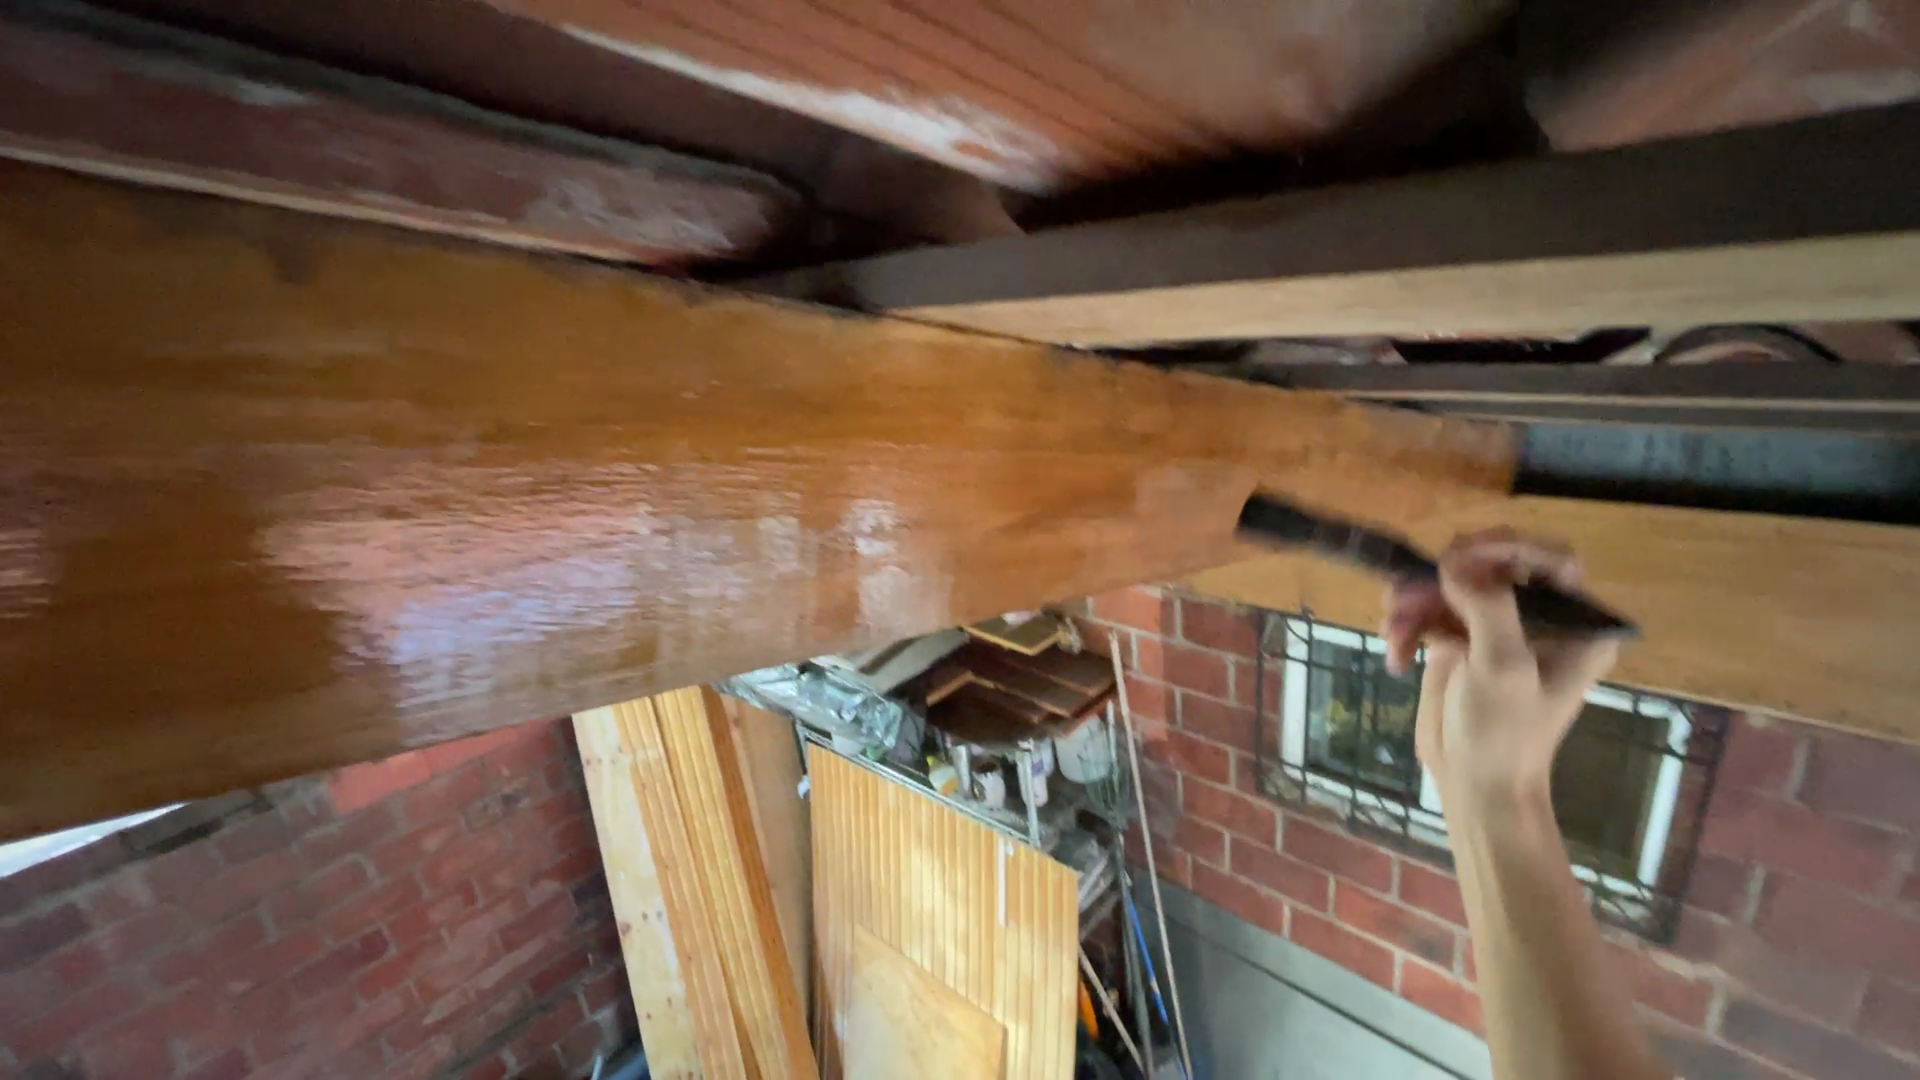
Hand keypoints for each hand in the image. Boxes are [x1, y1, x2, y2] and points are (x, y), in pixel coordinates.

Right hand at [1380, 531, 1619, 809]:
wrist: (1473, 781)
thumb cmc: (1504, 731)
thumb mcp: (1503, 667)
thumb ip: (1487, 607)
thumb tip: (1454, 562)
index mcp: (1573, 625)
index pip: (1553, 561)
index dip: (1509, 547)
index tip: (1462, 554)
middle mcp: (1536, 620)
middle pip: (1490, 567)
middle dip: (1444, 578)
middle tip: (1411, 588)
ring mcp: (1492, 628)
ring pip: (1449, 587)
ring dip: (1413, 603)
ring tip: (1392, 626)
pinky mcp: (1455, 641)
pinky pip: (1427, 612)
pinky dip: (1405, 627)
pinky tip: (1396, 654)